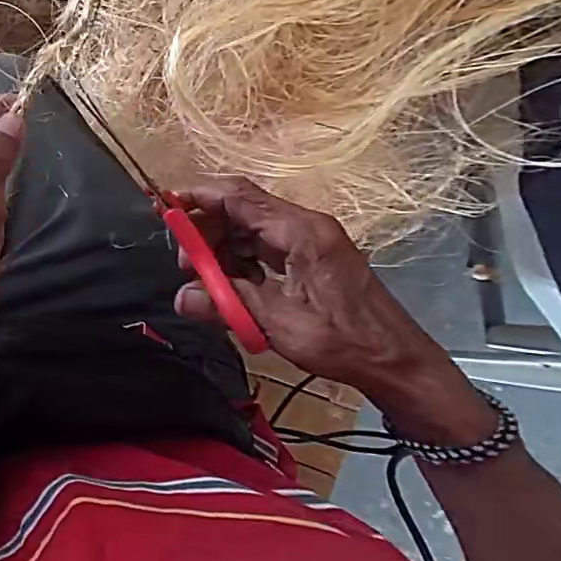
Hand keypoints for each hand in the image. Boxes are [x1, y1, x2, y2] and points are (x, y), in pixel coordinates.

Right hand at [171, 177, 493, 442]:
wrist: (397, 363)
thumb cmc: (343, 342)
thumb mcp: (279, 323)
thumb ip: (226, 303)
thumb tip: (180, 297)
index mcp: (300, 232)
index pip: (237, 197)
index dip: (196, 197)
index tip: (163, 208)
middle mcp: (303, 226)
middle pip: (238, 209)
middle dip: (204, 231)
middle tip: (186, 267)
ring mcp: (307, 240)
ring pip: (246, 228)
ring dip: (220, 250)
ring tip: (208, 283)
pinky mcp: (307, 257)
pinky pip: (260, 245)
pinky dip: (238, 261)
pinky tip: (233, 286)